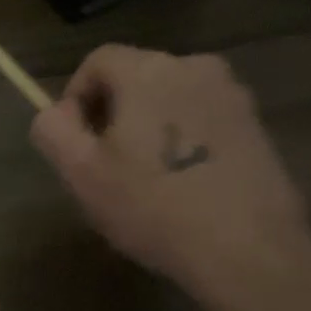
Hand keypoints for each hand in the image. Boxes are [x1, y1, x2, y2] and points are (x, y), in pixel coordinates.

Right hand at [32, 45, 310, 310]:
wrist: (247, 249)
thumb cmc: (154, 209)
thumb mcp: (82, 175)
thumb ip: (53, 131)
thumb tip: (55, 113)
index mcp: (148, 70)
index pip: (97, 61)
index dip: (75, 98)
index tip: (75, 144)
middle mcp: (194, 66)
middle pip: (136, 78)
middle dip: (113, 115)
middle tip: (106, 169)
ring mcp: (233, 95)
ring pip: (171, 101)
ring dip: (150, 129)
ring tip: (147, 183)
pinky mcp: (257, 126)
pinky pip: (203, 122)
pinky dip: (185, 143)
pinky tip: (184, 189)